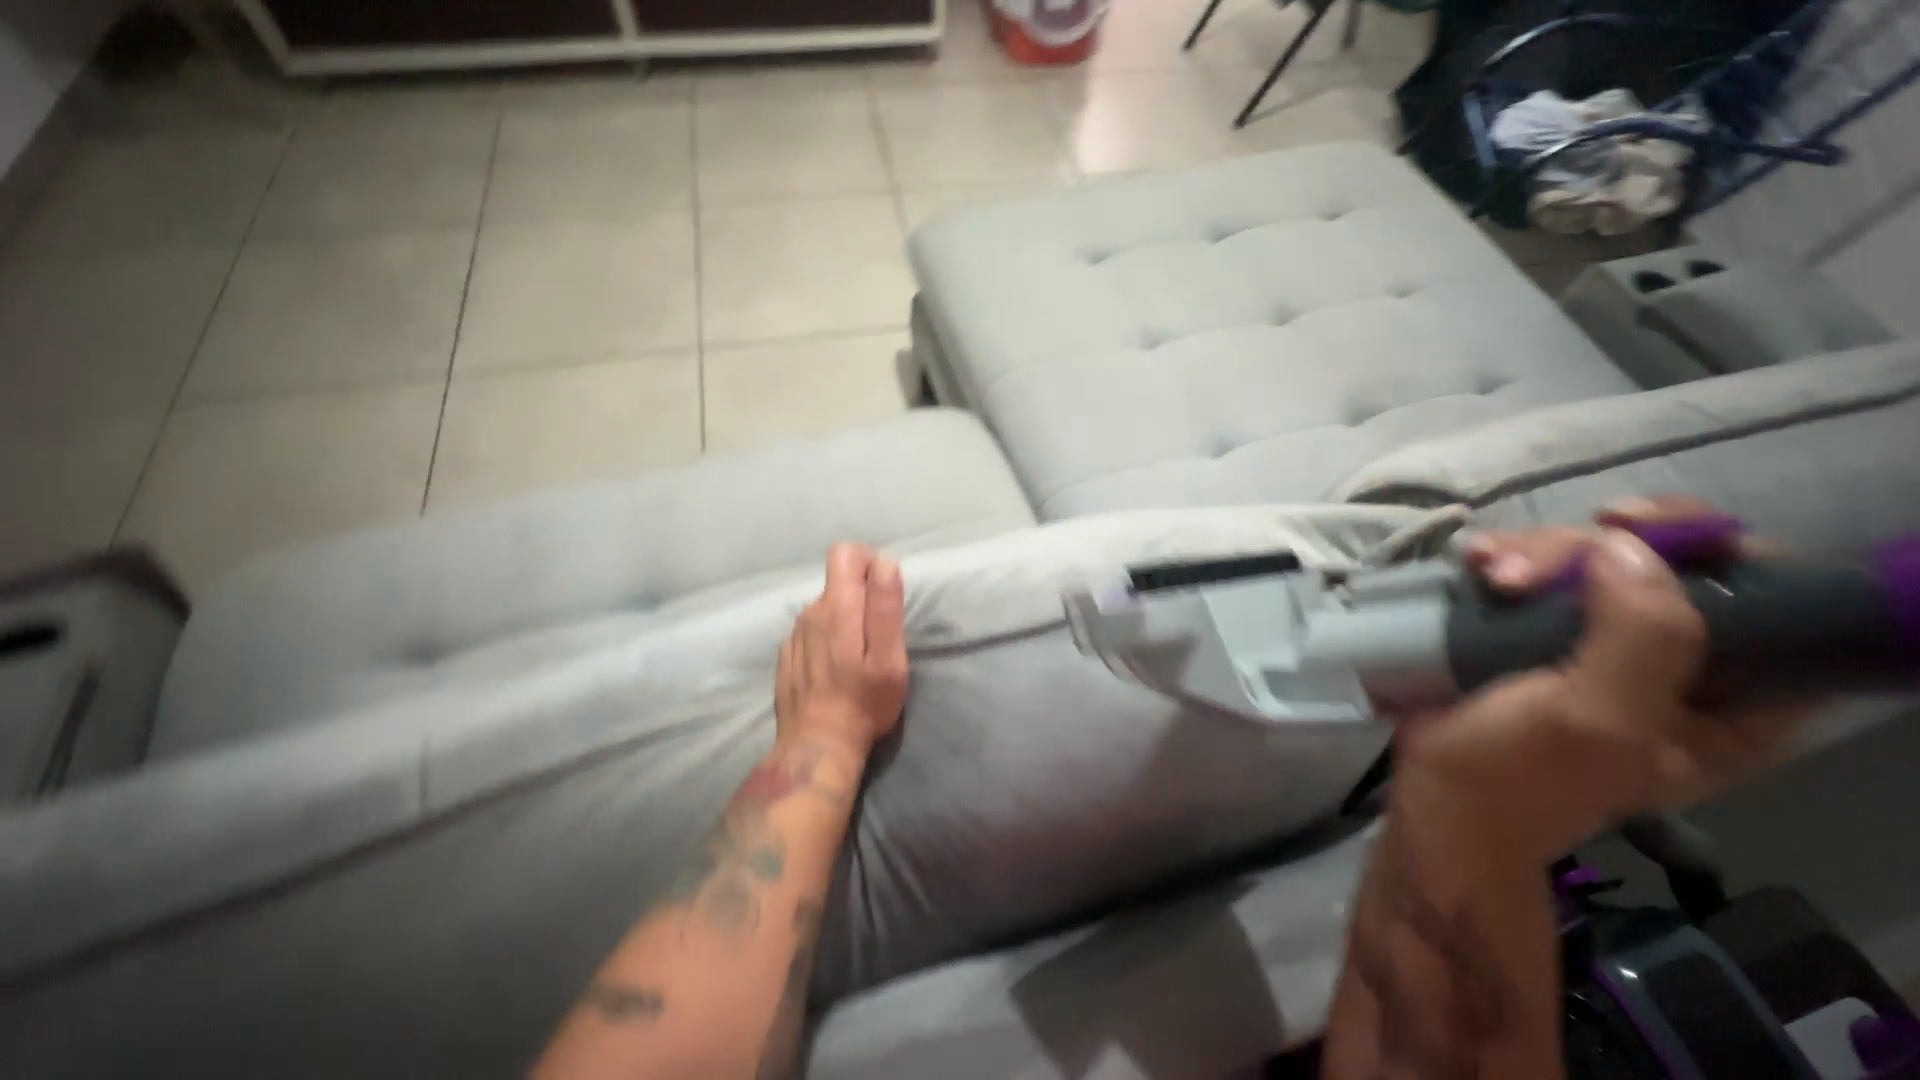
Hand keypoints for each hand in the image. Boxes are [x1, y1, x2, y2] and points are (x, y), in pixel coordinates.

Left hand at [774, 544, 909, 756]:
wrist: (817, 748)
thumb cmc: (864, 703)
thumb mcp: (889, 658)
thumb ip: (885, 606)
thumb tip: (885, 561)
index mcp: (837, 607)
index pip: (845, 553)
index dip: (868, 563)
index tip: (884, 594)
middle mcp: (809, 613)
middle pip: (837, 582)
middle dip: (861, 598)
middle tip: (878, 639)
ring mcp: (794, 635)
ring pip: (824, 609)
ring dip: (844, 622)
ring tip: (858, 659)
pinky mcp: (787, 657)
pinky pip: (811, 633)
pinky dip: (826, 642)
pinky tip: (835, 672)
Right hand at [1396, 497, 1817, 864]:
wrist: (1434, 800)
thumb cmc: (1522, 777)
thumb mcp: (1598, 719)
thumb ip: (1641, 636)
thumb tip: (1623, 545)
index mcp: (1729, 702)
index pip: (1768, 602)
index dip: (1721, 553)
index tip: (1643, 533)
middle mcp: (1672, 665)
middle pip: (1664, 565)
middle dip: (1592, 552)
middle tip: (1526, 572)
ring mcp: (1598, 644)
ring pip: (1592, 560)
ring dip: (1536, 554)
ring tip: (1488, 574)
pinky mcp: (1536, 632)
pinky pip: (1536, 572)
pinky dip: (1505, 558)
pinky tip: (1476, 566)